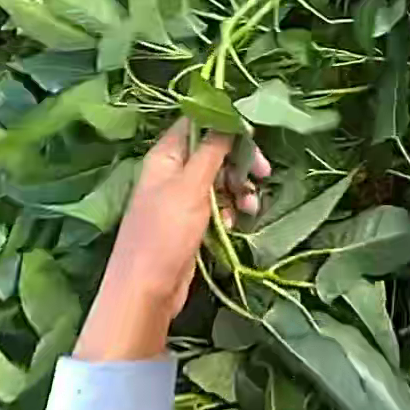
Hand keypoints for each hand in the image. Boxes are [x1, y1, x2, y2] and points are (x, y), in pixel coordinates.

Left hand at [74, 118, 269, 360]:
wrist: (145, 293)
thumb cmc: (166, 232)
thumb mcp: (192, 185)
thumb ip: (213, 148)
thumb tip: (230, 115)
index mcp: (167, 154)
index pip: (199, 121)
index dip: (226, 122)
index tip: (253, 132)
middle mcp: (174, 169)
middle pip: (215, 149)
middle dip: (240, 161)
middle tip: (263, 173)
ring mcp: (182, 195)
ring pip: (220, 177)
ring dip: (240, 187)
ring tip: (251, 207)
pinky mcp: (192, 219)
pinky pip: (218, 202)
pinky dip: (231, 208)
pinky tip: (236, 222)